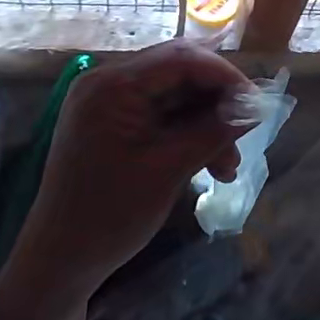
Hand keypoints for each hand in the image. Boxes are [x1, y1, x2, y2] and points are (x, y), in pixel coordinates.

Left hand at [14, 40, 250, 295]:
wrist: (60, 261)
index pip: (182, 58)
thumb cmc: (111, 214)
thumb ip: (215, 130)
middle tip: (246, 136)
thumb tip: (259, 106)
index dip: (226, 76)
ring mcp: (108, 103)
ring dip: (207, 125)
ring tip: (228, 169)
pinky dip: (187, 136)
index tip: (259, 105)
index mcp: (113, 85)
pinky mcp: (113, 124)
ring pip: (175, 98)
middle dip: (218, 104)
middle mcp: (108, 82)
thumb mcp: (170, 169)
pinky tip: (208, 166)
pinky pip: (160, 116)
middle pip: (179, 74)